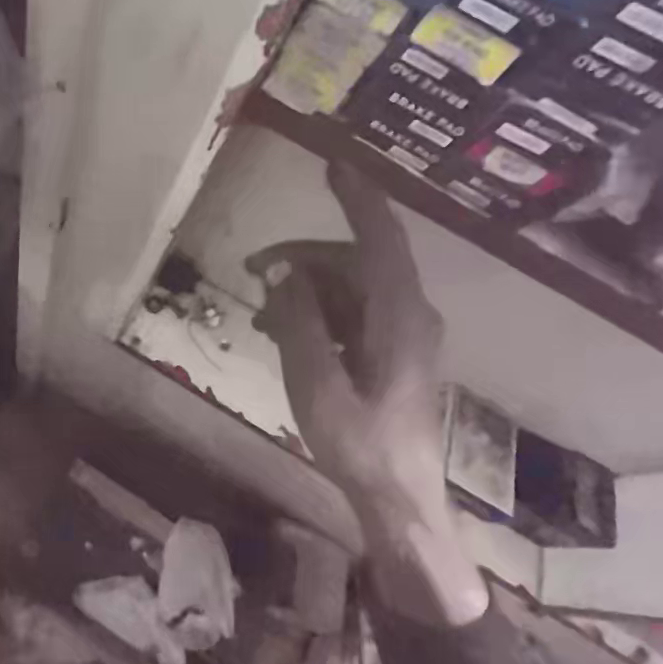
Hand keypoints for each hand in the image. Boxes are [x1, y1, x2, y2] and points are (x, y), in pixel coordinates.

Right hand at [249, 162, 487, 624]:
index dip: (357, 198)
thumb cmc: (361, 446)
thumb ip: (301, 324)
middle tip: (253, 271)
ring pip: (351, 287)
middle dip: (304, 260)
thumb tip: (283, 274)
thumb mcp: (317, 385)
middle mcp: (409, 314)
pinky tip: (286, 329)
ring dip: (306, 289)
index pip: (381, 239)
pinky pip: (353, 313)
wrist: (400, 499)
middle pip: (355, 262)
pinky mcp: (394, 352)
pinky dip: (319, 312)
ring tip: (261, 312)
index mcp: (399, 316)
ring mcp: (404, 333)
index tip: (332, 164)